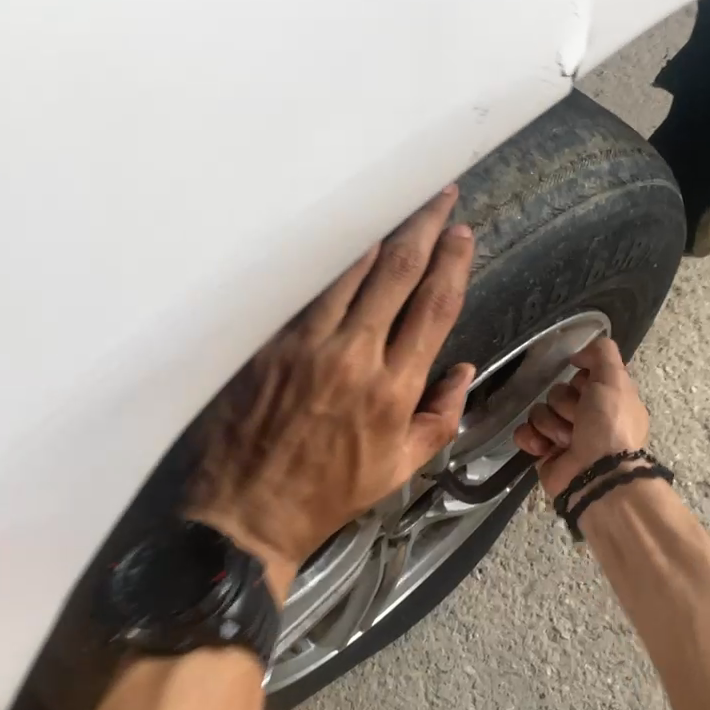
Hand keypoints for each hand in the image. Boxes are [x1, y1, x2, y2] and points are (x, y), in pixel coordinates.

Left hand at [187, 186, 476, 600]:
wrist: (247, 514)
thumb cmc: (328, 497)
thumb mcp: (398, 470)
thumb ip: (438, 418)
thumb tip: (461, 372)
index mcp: (393, 390)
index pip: (433, 308)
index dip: (452, 264)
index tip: (461, 234)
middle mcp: (353, 357)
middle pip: (396, 273)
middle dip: (422, 227)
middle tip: (439, 196)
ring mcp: (305, 346)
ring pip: (347, 272)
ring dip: (377, 235)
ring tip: (395, 209)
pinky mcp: (266, 345)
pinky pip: (303, 292)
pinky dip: (326, 265)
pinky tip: (338, 246)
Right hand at [512, 337, 649, 497]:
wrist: (596, 474)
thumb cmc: (610, 425)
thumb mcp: (615, 379)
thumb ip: (601, 353)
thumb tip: (578, 354)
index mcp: (607, 400)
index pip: (581, 376)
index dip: (582, 381)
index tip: (588, 390)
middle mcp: (587, 416)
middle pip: (557, 392)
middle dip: (565, 405)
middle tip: (578, 421)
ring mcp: (563, 435)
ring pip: (539, 411)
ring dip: (550, 424)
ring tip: (565, 440)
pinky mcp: (544, 453)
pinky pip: (525, 432)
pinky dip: (532, 438)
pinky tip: (544, 448)